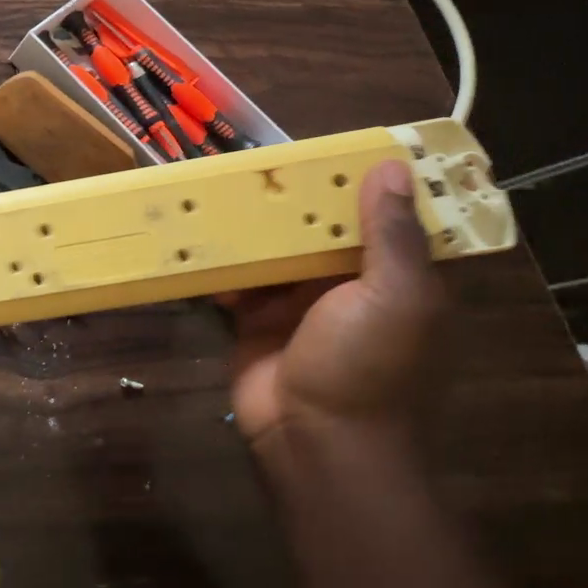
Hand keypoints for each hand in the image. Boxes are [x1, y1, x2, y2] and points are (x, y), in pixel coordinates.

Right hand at [225, 159, 452, 445]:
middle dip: (286, 197)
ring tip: (211, 186)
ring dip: (245, 225)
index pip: (381, 216)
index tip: (326, 145)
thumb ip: (390, 235)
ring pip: (269, 249)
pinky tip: (192, 233)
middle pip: (315, 227)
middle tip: (250, 159)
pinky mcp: (252, 318)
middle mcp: (345, 283)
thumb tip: (391, 166)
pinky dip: (215, 261)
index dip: (359, 181)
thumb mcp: (395, 297)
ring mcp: (295, 301)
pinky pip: (232, 279)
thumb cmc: (369, 368)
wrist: (315, 441)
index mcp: (393, 275)